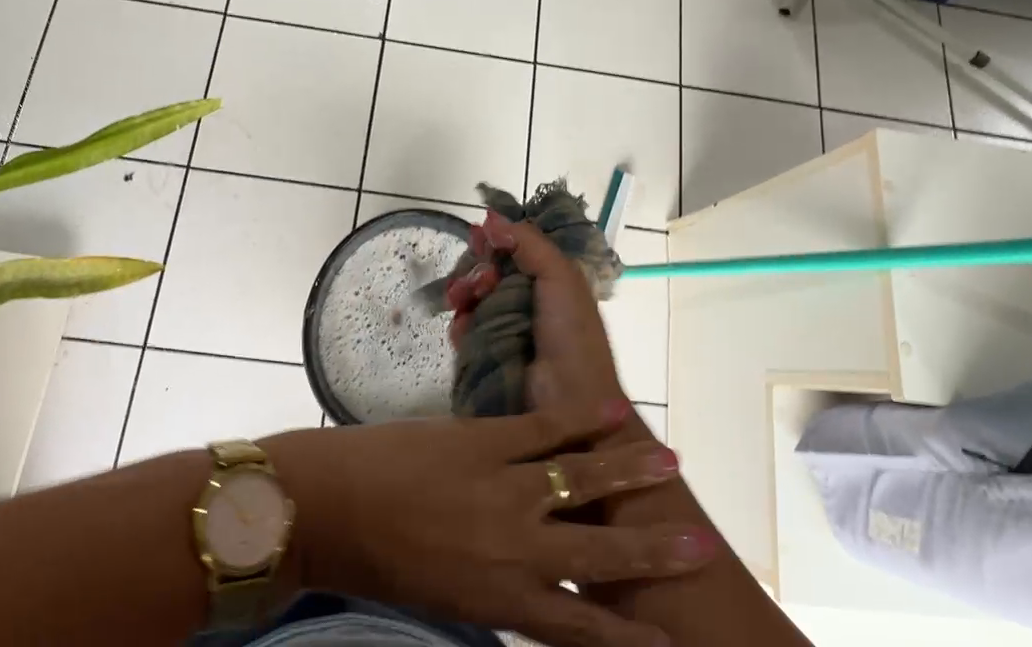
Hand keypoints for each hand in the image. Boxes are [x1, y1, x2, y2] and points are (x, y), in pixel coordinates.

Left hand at [262, 408, 715, 646]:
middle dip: (652, 551)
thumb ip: (502, 592)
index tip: (671, 638)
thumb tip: (544, 585)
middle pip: (600, 551)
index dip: (629, 634)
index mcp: (501, 596)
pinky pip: (545, 429)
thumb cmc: (381, 560)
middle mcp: (515, 546)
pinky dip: (582, 418)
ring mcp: (505, 487)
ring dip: (629, 469)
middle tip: (702, 547)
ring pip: (582, 478)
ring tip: (670, 462)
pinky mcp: (485, 439)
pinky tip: (613, 407)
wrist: (330, 505)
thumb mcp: (449, 596)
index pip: (580, 623)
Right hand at [447, 212, 627, 425]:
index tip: (479, 236)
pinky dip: (460, 324)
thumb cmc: (572, 335)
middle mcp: (526, 299)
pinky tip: (462, 326)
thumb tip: (490, 217)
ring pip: (471, 297)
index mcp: (549, 279)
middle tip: (479, 279)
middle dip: (475, 267)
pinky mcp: (484, 353)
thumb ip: (528, 243)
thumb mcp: (560, 277)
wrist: (569, 403)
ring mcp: (504, 327)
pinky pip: (463, 329)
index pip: (513, 249)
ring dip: (464, 293)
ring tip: (465, 301)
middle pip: (486, 270)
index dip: (494, 241)